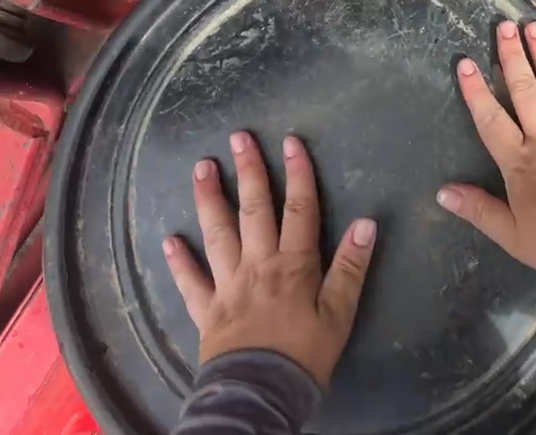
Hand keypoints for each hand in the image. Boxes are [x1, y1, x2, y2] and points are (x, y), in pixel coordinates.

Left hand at [163, 131, 377, 383]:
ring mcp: (228, 285)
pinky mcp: (206, 310)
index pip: (299, 208)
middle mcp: (258, 264)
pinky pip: (191, 281)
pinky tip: (170, 239)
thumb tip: (366, 222)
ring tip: (201, 168)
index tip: (290, 141)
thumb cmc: (304, 355)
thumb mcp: (340, 314)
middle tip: (238, 137)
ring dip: (210, 199)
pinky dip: (180, 260)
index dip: (298, 173)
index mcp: (294, 263)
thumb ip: (351, 267)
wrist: (257, 398)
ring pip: (218, 233)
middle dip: (249, 170)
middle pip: (254, 209)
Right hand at [437, 19, 535, 282]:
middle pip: (524, 89)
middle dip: (512, 56)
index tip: (464, 63)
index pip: (491, 119)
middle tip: (504, 26)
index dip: (476, 91)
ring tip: (534, 27)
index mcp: (520, 161)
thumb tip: (442, 191)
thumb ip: (479, 210)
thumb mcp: (513, 236)